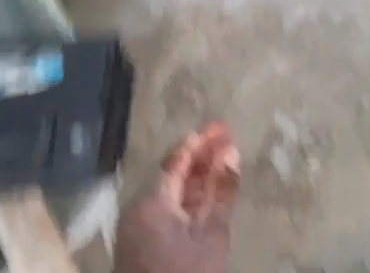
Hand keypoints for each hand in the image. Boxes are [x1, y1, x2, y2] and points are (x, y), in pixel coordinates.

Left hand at [115, 122, 239, 272]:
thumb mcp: (212, 232)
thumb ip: (222, 190)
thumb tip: (231, 152)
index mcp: (151, 202)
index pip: (178, 159)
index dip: (202, 140)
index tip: (223, 125)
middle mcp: (139, 208)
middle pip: (173, 172)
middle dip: (202, 155)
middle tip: (228, 137)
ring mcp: (138, 228)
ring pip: (171, 191)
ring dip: (198, 175)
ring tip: (224, 159)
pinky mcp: (142, 244)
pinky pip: (167, 209)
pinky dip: (189, 198)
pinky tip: (209, 192)